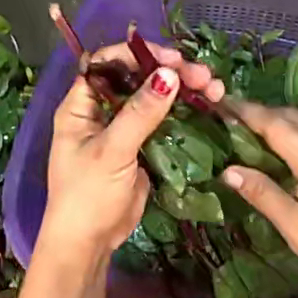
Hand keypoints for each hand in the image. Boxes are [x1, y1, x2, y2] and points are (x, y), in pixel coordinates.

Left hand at [41, 45, 224, 262]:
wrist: (90, 241)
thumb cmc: (88, 194)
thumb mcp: (113, 150)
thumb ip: (141, 113)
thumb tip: (170, 74)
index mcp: (82, 105)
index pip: (109, 63)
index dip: (140, 55)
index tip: (173, 59)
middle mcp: (103, 112)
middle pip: (139, 79)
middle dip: (172, 73)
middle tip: (205, 77)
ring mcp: (125, 130)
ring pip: (156, 100)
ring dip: (185, 92)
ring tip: (216, 90)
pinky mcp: (143, 149)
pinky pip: (166, 123)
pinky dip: (186, 114)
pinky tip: (209, 108)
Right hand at [219, 101, 297, 293]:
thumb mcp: (296, 227)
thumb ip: (263, 195)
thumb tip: (229, 171)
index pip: (276, 125)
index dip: (247, 112)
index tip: (221, 104)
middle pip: (293, 117)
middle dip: (261, 112)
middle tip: (229, 115)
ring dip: (278, 120)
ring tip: (249, 128)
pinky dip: (294, 132)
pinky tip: (280, 147)